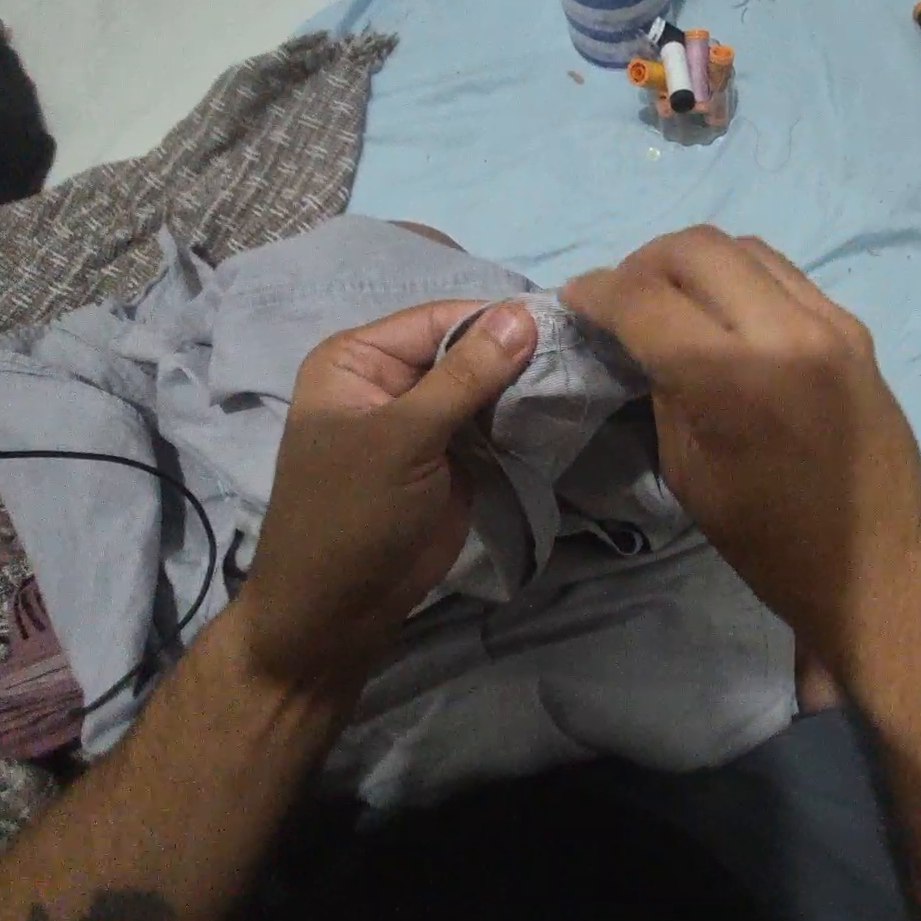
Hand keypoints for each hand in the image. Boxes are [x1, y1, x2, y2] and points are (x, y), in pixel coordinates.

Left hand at [241, 300, 536, 689]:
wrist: (344, 605)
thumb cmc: (354, 512)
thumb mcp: (405, 437)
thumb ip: (464, 376)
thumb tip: (522, 315)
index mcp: (361, 359)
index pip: (439, 319)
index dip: (496, 321)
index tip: (558, 325)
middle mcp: (395, 380)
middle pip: (467, 350)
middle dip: (516, 355)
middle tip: (576, 356)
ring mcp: (428, 419)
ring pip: (488, 386)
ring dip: (525, 387)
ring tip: (574, 381)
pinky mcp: (457, 453)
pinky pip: (496, 422)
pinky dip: (523, 419)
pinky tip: (557, 412)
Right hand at [561, 227, 920, 682]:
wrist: (876, 565)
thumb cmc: (770, 542)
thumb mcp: (689, 473)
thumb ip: (663, 390)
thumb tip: (640, 338)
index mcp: (733, 380)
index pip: (644, 299)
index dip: (596, 290)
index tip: (576, 297)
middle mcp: (786, 331)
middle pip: (695, 248)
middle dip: (642, 262)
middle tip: (622, 297)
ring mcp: (830, 323)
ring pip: (744, 247)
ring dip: (693, 262)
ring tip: (671, 297)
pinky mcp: (855, 329)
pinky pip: (784, 275)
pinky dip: (740, 278)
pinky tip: (726, 312)